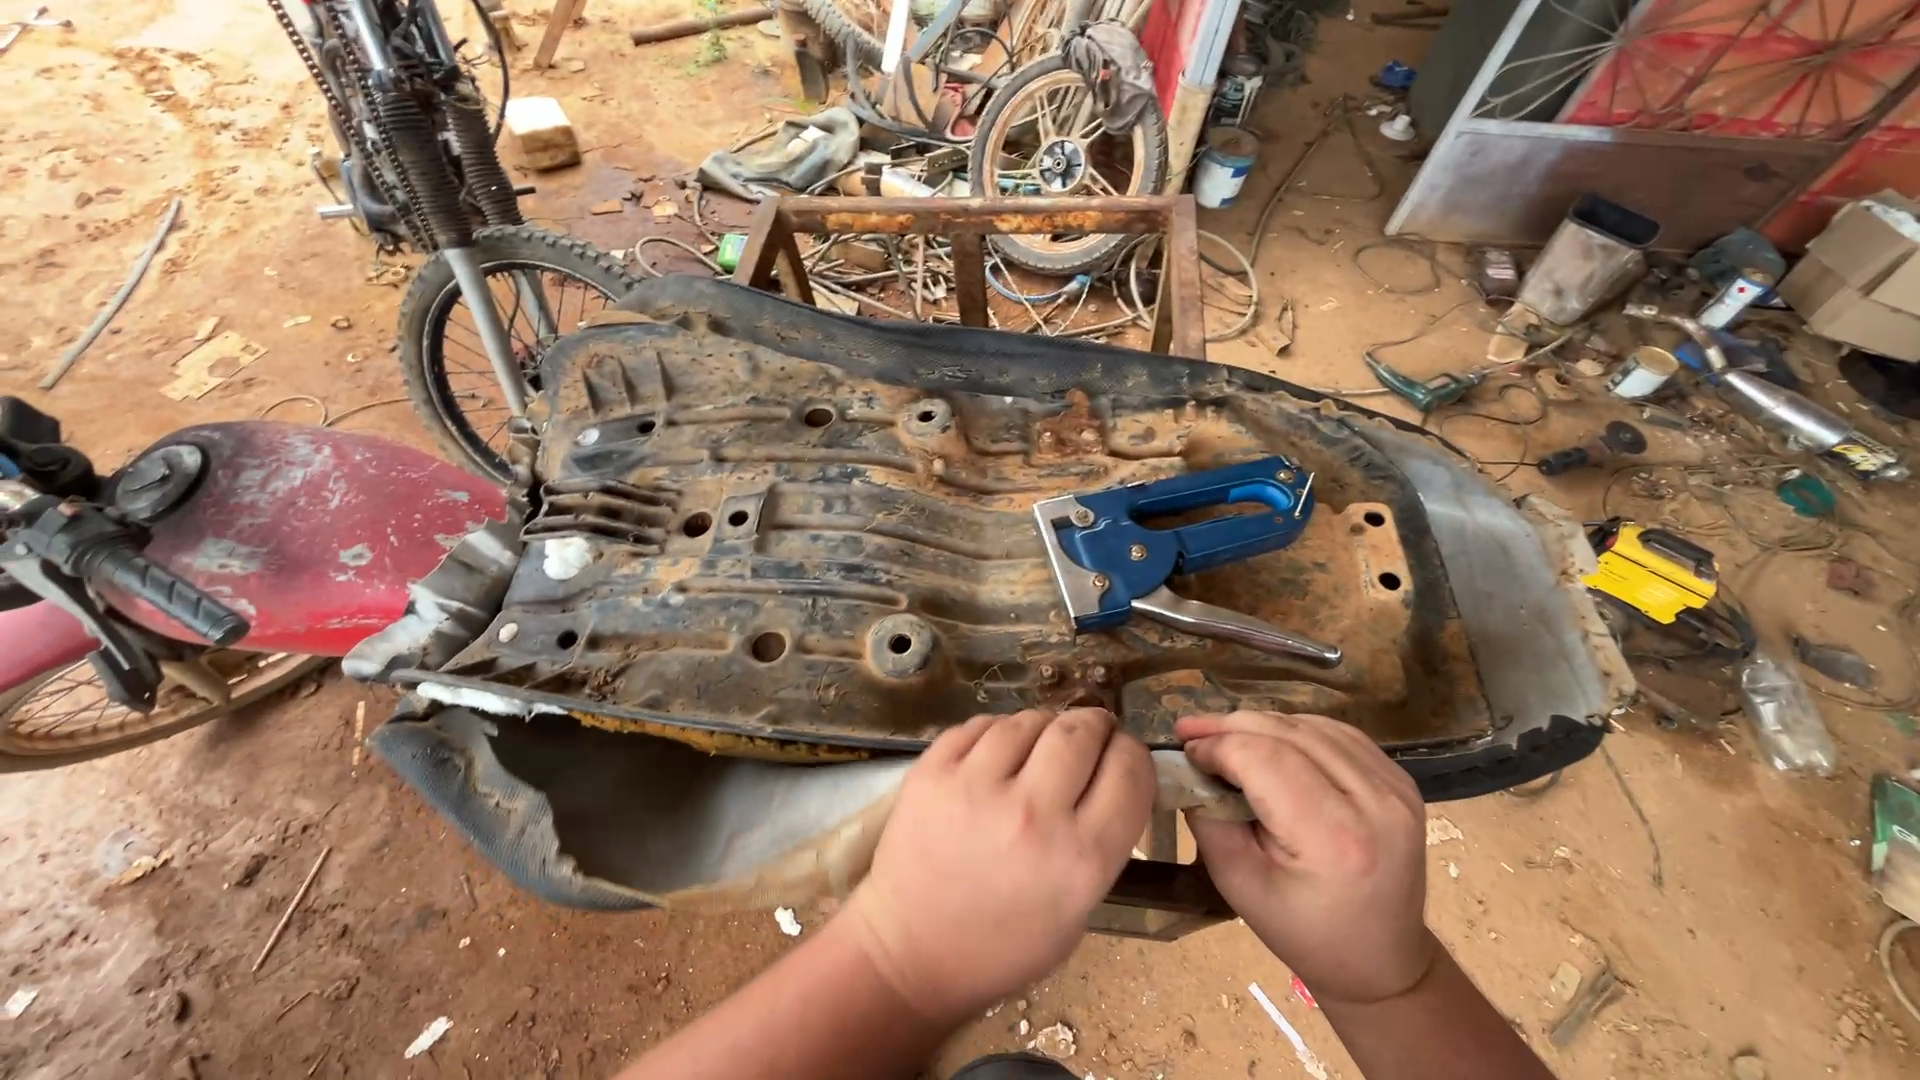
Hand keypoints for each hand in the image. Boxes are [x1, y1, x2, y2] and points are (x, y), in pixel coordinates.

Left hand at [841, 708, 1153, 1022]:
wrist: (911, 951)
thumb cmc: (1002, 945)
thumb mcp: (1077, 910)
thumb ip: (1103, 842)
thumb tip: (1114, 776)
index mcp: (1080, 858)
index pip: (1130, 771)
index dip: (1135, 754)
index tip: (1124, 754)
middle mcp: (1032, 814)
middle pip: (1081, 732)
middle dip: (1096, 726)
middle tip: (1091, 734)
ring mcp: (976, 787)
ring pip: (1029, 721)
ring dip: (1044, 727)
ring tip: (1039, 747)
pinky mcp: (933, 771)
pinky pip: (981, 725)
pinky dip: (998, 732)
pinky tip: (998, 754)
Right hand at [1178, 711, 1433, 1005]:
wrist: (1380, 957)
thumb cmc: (1301, 930)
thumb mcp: (1237, 882)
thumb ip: (1208, 817)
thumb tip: (1187, 764)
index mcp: (1335, 838)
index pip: (1264, 759)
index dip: (1217, 745)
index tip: (1184, 751)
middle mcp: (1375, 803)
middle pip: (1287, 733)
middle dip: (1230, 726)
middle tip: (1189, 731)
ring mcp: (1394, 787)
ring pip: (1309, 725)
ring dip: (1259, 724)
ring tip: (1222, 736)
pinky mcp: (1400, 780)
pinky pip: (1335, 733)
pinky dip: (1293, 729)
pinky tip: (1267, 742)